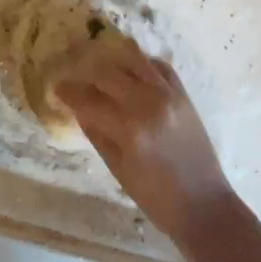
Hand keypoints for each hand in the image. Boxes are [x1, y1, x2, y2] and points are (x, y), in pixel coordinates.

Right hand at [54, 39, 234, 243]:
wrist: (203, 203)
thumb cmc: (156, 196)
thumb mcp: (118, 168)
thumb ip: (96, 132)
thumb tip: (78, 107)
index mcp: (129, 128)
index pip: (89, 99)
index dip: (68, 91)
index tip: (56, 87)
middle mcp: (149, 102)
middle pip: (108, 72)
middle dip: (86, 70)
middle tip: (73, 72)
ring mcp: (169, 94)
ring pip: (134, 58)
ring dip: (113, 59)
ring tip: (100, 64)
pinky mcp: (183, 94)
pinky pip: (159, 66)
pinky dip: (142, 64)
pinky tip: (130, 71)